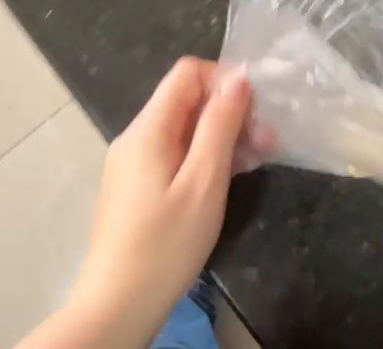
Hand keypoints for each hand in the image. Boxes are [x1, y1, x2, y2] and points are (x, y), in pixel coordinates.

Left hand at [19, 58, 251, 348]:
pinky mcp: (137, 187)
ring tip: (256, 160)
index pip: (188, 73)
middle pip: (187, 100)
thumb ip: (220, 125)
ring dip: (221, 136)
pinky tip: (228, 179)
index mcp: (148, 129)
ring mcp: (134, 163)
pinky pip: (175, 153)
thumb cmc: (164, 244)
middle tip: (266, 140)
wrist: (115, 309)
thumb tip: (239, 78)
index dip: (224, 79)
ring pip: (184, 128)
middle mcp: (136, 137)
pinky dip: (204, 156)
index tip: (255, 107)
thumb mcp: (204, 182)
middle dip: (229, 111)